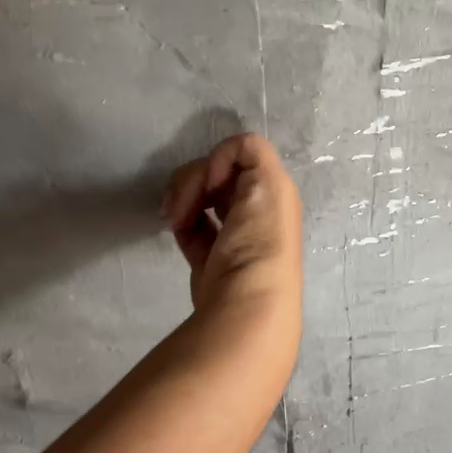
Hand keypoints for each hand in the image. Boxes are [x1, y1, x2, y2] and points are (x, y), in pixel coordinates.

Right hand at [160, 132, 303, 314]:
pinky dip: (181, 221)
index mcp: (275, 193)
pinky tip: (177, 226)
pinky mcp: (210, 256)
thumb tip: (219, 165)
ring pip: (200, 197)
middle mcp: (256, 211)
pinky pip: (190, 226)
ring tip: (177, 216)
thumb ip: (252, 152)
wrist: (246, 301)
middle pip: (218, 175)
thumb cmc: (260, 239)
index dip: (220, 160)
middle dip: (195, 179)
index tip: (214, 179)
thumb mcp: (269, 183)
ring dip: (184, 198)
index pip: (241, 156)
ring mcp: (232, 234)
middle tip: (185, 199)